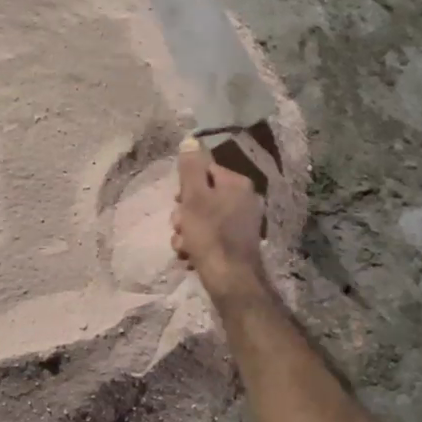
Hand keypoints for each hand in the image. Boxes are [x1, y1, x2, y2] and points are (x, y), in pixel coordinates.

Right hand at [172, 138, 266, 295]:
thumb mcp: (194, 198)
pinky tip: (191, 257)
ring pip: (202, 219)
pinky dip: (198, 246)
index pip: (203, 171)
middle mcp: (244, 200)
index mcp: (237, 184)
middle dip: (184, 214)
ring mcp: (242, 224)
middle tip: (180, 228)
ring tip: (184, 247)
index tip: (178, 202)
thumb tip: (191, 140)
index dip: (185, 187)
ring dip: (187, 233)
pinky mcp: (237, 244)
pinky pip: (210, 237)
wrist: (231, 280)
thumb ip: (190, 168)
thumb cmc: (210, 235)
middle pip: (201, 196)